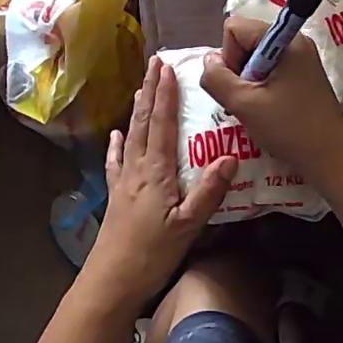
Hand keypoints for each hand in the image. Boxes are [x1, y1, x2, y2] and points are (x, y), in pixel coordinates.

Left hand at [81, 57, 236, 311]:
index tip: (167, 68)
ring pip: (130, 136)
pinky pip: (116, 161)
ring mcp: (123, 180)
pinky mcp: (116, 195)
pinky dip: (117, 145)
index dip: (165, 94)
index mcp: (156, 171)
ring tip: (140, 88)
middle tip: (154, 64)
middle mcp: (137, 168)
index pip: (161, 124)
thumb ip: (209, 191)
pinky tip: (115, 136)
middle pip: (143, 121)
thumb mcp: (188, 225)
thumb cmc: (152, 253)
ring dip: (136, 111)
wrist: (111, 279)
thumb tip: (231, 155)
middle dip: (149, 91)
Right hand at [200, 16, 342, 179]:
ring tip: (255, 108)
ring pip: (253, 58)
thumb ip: (217, 78)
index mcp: (284, 40)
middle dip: (236, 70)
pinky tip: (264, 110)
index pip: (235, 28)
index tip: (241, 84)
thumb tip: (209, 61)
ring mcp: (299, 59)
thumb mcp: (243, 103)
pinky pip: (267, 70)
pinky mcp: (300, 75)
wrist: (331, 159)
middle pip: (244, 40)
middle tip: (246, 100)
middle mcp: (293, 42)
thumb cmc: (289, 129)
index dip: (229, 55)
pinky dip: (258, 88)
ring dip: (245, 82)